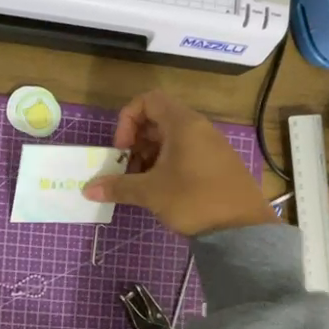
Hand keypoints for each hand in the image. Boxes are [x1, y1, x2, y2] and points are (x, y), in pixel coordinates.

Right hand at [83, 91, 276, 235]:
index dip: (127, 120)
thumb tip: (87, 190)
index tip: (121, 148)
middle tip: (125, 168)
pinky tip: (159, 190)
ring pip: (169, 139)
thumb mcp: (150, 193)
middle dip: (134, 142)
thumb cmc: (193, 200)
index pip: (148, 100)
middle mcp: (198, 128)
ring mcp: (209, 146)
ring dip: (147, 156)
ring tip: (139, 183)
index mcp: (183, 125)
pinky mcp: (215, 163)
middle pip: (157, 119)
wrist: (241, 228)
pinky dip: (164, 164)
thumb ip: (118, 187)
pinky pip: (183, 152)